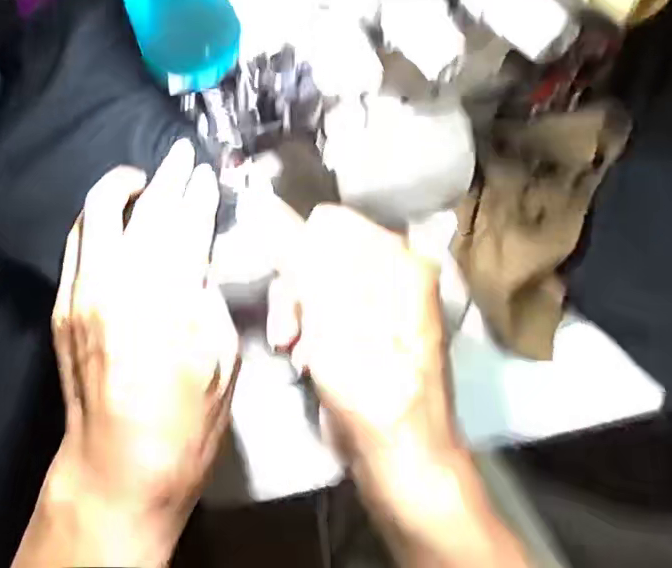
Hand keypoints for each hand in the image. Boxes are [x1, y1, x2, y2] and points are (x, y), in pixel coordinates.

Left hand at [14, 140, 238, 567]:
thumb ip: (210, 296)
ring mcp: (85, 292)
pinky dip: (96, 216)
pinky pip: (76, 241)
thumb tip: (201, 256)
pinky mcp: (63, 305)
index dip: (200, 193)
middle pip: (147, 209)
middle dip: (169, 175)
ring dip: (124, 185)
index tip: (207, 173)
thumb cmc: (186, 423)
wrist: (118, 468)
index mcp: (170, 299)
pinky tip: (114, 210)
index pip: (187, 224)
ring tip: (144, 175)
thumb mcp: (222, 357)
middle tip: (181, 153)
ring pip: (100, 213)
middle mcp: (122, 285)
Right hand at [266, 205, 530, 567]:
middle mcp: (398, 270)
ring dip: (299, 314)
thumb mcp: (326, 315)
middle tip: (286, 330)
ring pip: (321, 282)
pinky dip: (313, 331)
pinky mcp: (376, 330)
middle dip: (296, 289)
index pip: (329, 222)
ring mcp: (389, 301)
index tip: (285, 290)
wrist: (406, 465)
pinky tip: (306, 360)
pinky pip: (331, 310)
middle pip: (323, 252)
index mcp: (398, 256)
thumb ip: (297, 255)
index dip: (298, 252)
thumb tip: (265, 206)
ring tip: (294, 350)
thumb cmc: (370, 387)